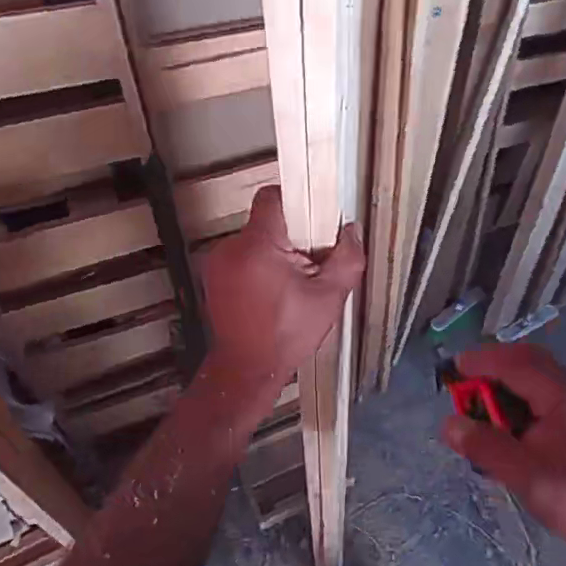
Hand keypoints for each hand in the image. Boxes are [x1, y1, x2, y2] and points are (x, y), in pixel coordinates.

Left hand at [200, 185, 363, 387]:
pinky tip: (272, 291)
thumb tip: (351, 231)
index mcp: (257, 247)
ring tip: (290, 282)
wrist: (247, 368)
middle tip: (309, 262)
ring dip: (273, 252)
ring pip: (253, 239)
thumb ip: (346, 258)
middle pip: (265, 220)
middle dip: (290, 234)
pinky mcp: (213, 275)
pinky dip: (257, 265)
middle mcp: (230, 248)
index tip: (314, 219)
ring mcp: (217, 262)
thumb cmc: (285, 337)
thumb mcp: (328, 298)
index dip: (297, 200)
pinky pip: (241, 256)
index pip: (272, 197)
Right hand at [442, 344, 565, 565]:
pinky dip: (519, 400)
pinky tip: (508, 430)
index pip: (517, 363)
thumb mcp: (528, 479)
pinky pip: (546, 394)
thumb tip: (449, 424)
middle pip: (528, 361)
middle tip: (462, 390)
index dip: (480, 361)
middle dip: (490, 370)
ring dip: (504, 387)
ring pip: (537, 377)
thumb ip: (485, 447)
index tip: (451, 371)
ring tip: (481, 416)